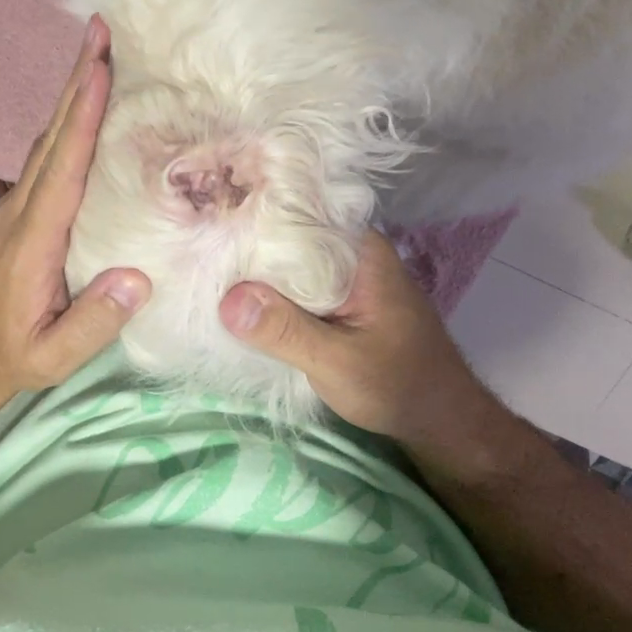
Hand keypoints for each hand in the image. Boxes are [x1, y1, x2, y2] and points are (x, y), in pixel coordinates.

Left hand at [0, 16, 151, 427]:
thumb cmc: (14, 356)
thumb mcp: (54, 356)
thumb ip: (93, 322)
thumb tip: (138, 279)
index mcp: (32, 240)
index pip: (62, 169)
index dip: (82, 118)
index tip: (100, 68)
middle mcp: (20, 212)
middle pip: (52, 138)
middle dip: (76, 83)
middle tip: (101, 31)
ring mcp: (16, 209)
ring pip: (48, 143)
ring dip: (72, 98)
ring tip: (100, 56)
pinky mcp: (20, 213)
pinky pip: (47, 159)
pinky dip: (68, 127)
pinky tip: (86, 113)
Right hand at [219, 229, 522, 469]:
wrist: (440, 421)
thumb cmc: (398, 386)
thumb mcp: (337, 362)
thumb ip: (286, 331)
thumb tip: (227, 300)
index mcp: (360, 251)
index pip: (297, 211)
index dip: (250, 212)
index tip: (204, 217)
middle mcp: (352, 253)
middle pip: (287, 235)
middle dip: (244, 242)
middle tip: (191, 244)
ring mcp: (345, 278)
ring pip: (288, 263)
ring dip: (253, 271)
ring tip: (201, 266)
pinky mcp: (337, 301)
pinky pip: (294, 286)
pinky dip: (269, 293)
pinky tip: (235, 300)